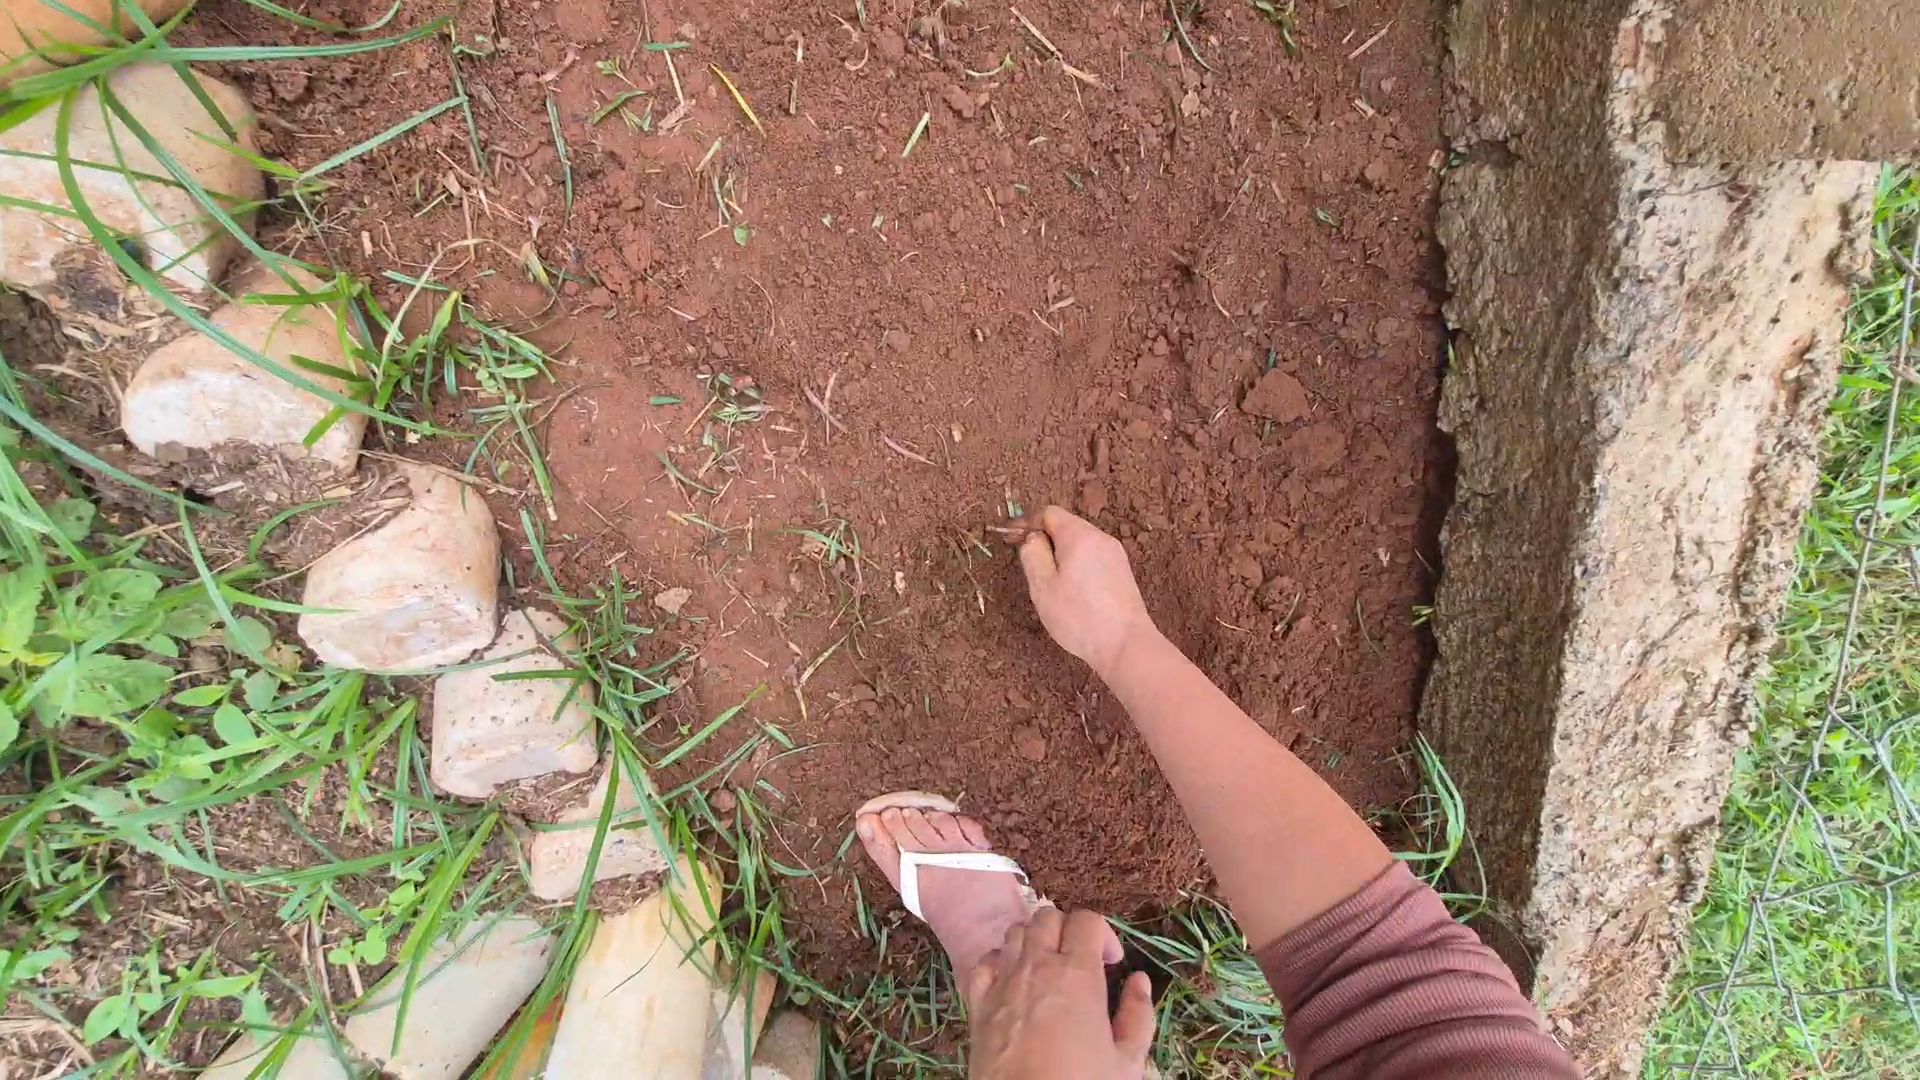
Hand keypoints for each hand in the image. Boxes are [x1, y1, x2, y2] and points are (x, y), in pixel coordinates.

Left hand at [968, 908, 1155, 1079]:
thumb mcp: (1127, 1063)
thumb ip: (1138, 1016)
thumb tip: (1140, 980)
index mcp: (1077, 973)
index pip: (1086, 919)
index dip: (1102, 933)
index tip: (1111, 961)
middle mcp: (1037, 965)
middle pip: (1048, 917)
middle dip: (1067, 930)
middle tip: (1079, 960)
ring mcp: (1003, 980)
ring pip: (1015, 932)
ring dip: (1033, 941)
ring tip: (1046, 968)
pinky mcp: (978, 1002)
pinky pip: (984, 962)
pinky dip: (998, 963)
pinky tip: (1011, 982)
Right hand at [1015, 506, 1158, 674]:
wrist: (1125, 644)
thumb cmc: (1079, 616)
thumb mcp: (1042, 585)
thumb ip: (1032, 553)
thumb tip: (1031, 537)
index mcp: (1079, 535)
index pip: (1049, 513)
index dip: (1028, 524)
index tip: (1013, 542)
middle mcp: (1100, 538)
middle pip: (1065, 527)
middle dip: (1045, 542)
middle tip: (1032, 570)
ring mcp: (1115, 554)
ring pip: (1079, 544)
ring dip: (1061, 557)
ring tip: (1052, 586)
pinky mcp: (1122, 572)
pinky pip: (1093, 558)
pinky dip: (1077, 566)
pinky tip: (1073, 593)